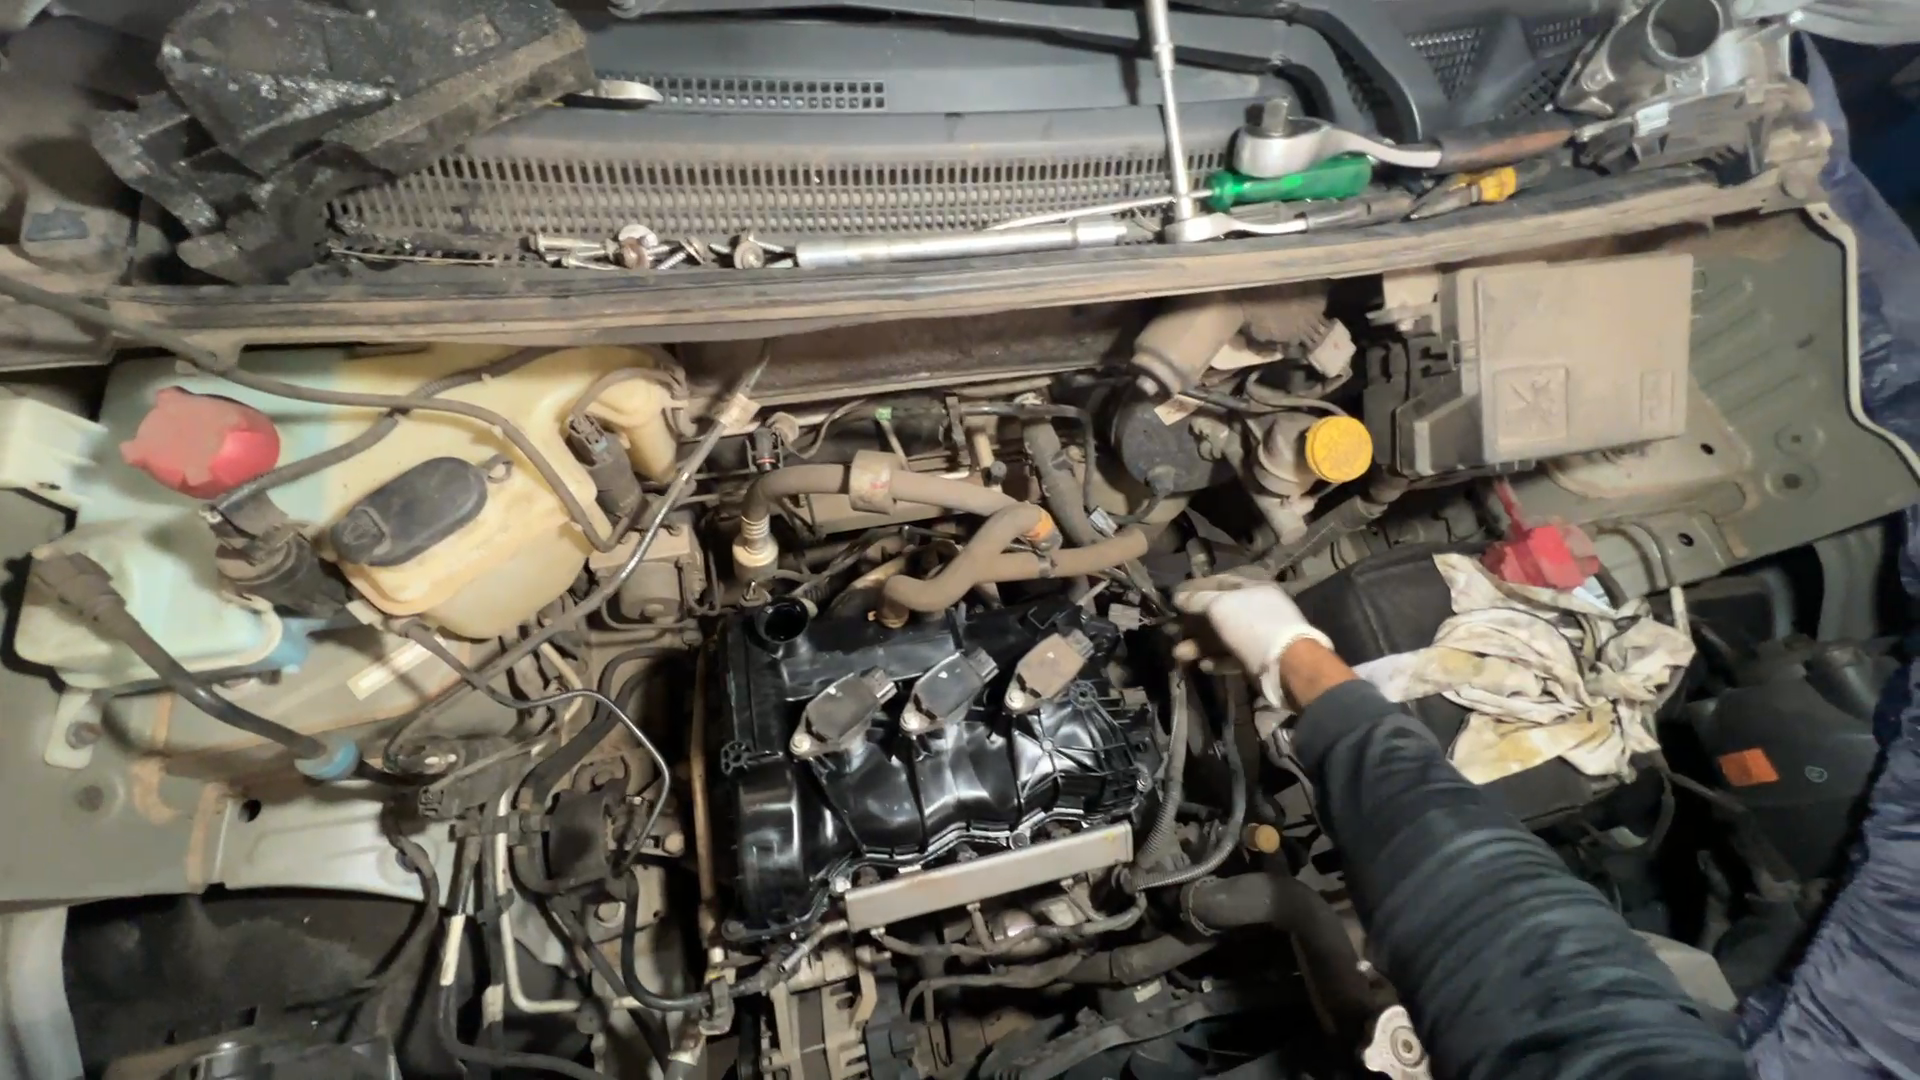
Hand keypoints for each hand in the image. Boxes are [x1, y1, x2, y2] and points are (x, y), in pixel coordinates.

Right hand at [1173, 575, 1335, 705]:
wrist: (1286, 664)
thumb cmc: (1251, 625)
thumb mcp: (1219, 605)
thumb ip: (1197, 600)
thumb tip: (1178, 597)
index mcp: (1253, 588)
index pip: (1219, 581)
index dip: (1195, 587)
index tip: (1174, 597)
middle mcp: (1256, 609)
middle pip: (1218, 612)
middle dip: (1192, 622)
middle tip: (1171, 629)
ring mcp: (1258, 634)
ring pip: (1222, 637)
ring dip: (1199, 645)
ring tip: (1180, 654)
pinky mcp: (1258, 658)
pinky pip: (1233, 656)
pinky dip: (1217, 660)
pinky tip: (1204, 666)